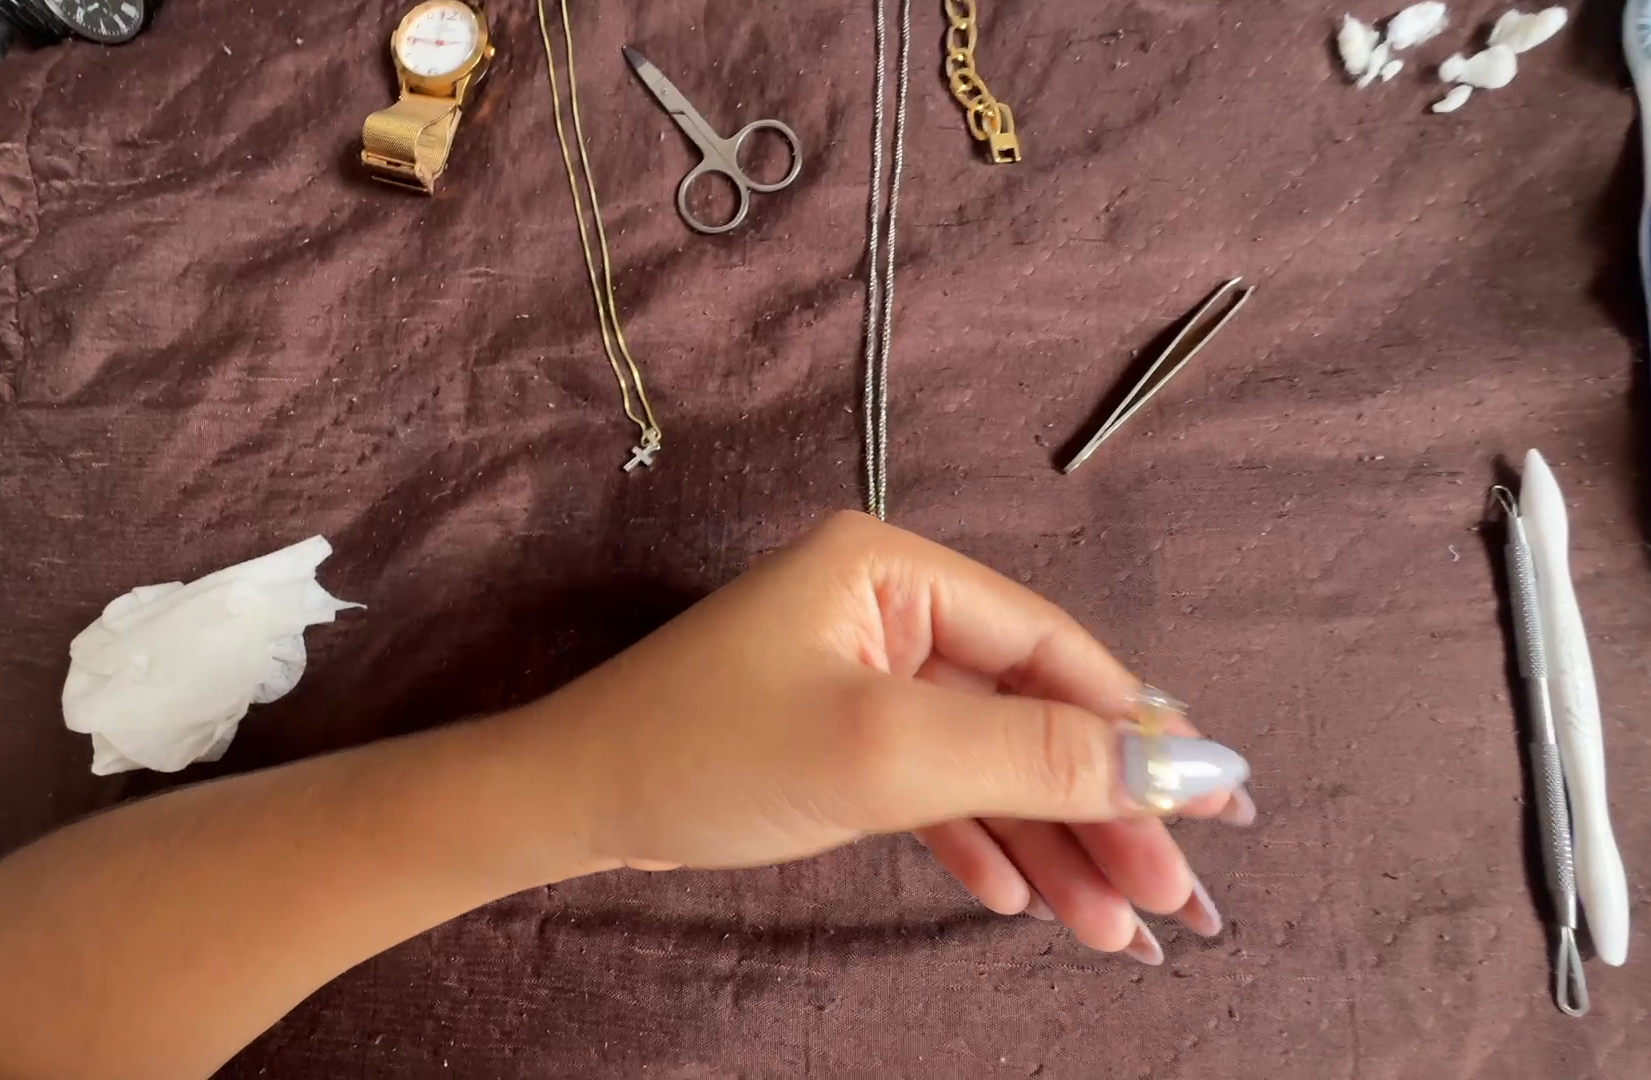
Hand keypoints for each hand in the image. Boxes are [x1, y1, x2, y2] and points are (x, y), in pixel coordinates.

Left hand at [524, 512, 1253, 960]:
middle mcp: (880, 607)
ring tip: (1114, 930)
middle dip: (1094, 803)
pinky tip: (1019, 895)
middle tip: (1176, 901)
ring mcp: (858, 671)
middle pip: (1019, 705)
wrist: (583, 797)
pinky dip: (972, 835)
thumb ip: (1036, 755)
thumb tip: (1189, 762)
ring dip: (1044, 837)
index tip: (1217, 812)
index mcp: (888, 570)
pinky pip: (926, 778)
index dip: (1133, 728)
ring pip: (977, 754)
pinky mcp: (836, 728)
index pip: (1042, 644)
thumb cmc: (719, 751)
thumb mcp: (885, 751)